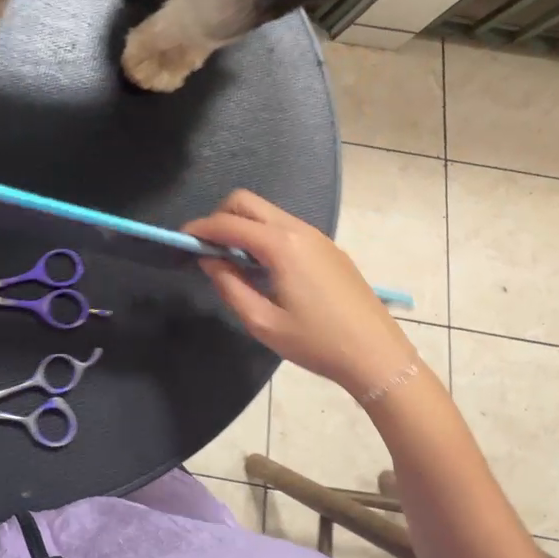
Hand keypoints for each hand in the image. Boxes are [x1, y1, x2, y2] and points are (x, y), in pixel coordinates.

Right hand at [185, 189, 415, 400]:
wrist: (378, 356)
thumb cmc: (317, 343)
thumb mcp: (262, 322)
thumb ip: (229, 285)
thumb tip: (209, 260)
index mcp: (281, 246)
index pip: (228, 223)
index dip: (199, 229)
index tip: (180, 241)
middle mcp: (298, 230)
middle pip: (247, 202)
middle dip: (220, 217)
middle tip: (208, 249)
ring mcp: (317, 236)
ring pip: (267, 212)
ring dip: (242, 225)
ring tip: (232, 261)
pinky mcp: (328, 248)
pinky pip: (285, 226)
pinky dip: (263, 234)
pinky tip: (263, 268)